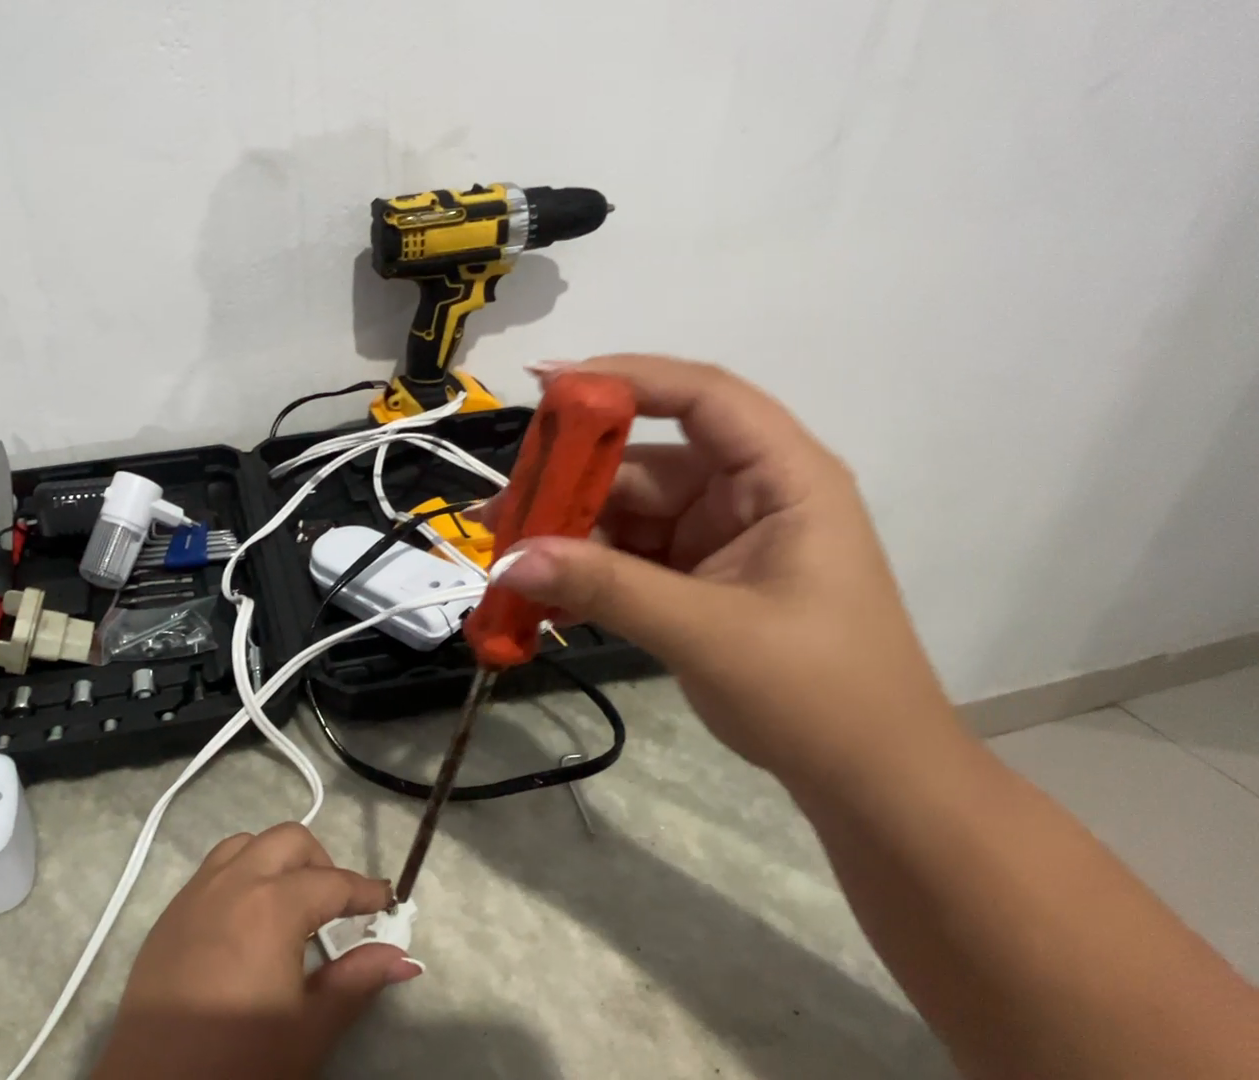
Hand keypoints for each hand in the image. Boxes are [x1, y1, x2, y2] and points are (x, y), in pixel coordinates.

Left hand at [93, 823, 421, 1079]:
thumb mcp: (309, 1028)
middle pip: (288, 841)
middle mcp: (232, 882)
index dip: (366, 891)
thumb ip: (357, 981)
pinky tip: (247, 919)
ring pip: (245, 844)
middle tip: (338, 907)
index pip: (332, 881)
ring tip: (291, 905)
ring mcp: (195, 893)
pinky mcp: (169, 913)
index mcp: (272, 905)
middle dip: (321, 863)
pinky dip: (241, 874)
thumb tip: (404, 957)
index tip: (388, 903)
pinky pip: (213, 869)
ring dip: (276, 861)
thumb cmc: (239, 1060)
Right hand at [489, 355, 955, 783]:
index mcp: (783, 478)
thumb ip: (607, 588)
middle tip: (499, 513)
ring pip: (627, 514)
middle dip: (570, 485)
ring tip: (505, 562)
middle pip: (645, 463)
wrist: (869, 779)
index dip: (625, 379)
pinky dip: (585, 573)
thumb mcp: (707, 632)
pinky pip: (628, 559)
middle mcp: (748, 494)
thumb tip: (510, 559)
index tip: (546, 387)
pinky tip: (538, 595)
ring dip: (568, 536)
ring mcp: (719, 539)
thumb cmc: (819, 693)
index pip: (703, 396)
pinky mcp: (698, 581)